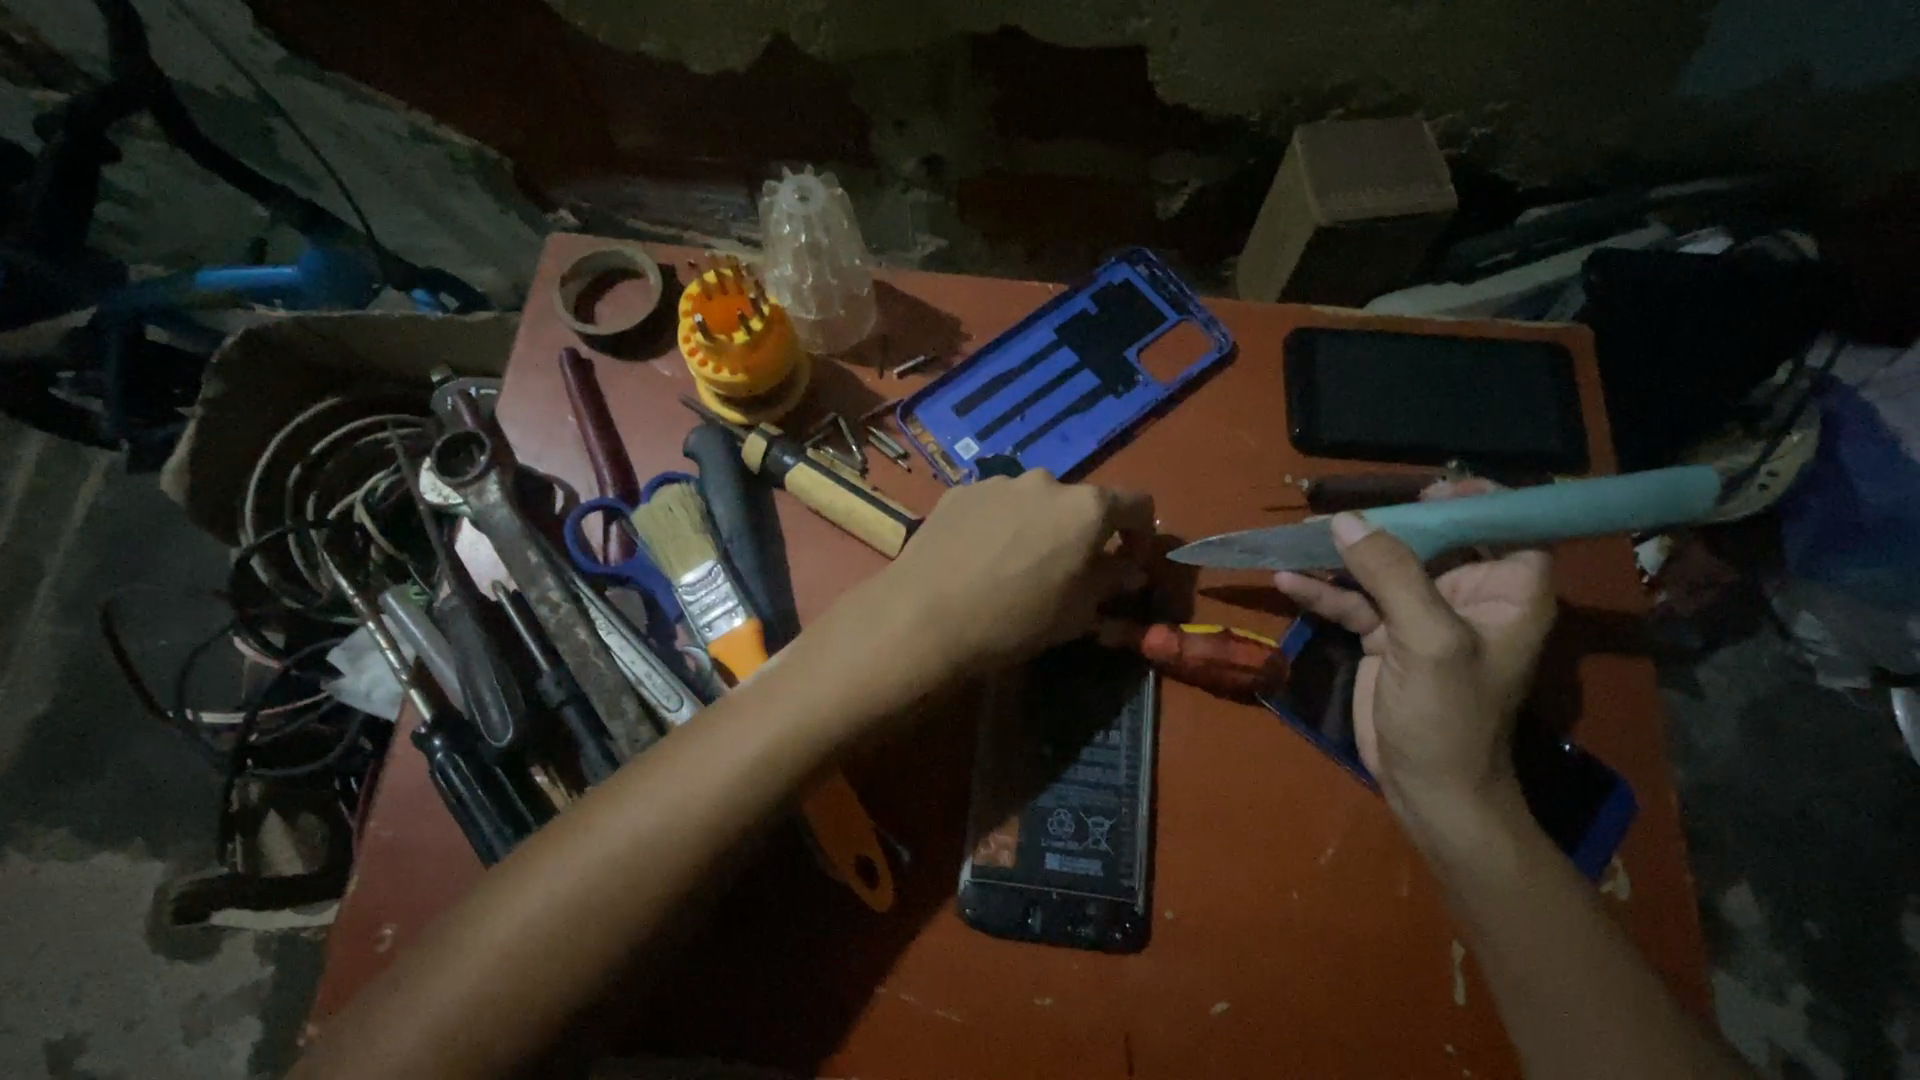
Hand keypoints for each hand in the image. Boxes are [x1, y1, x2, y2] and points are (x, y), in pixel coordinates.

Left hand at [864, 469, 1154, 673]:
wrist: (925, 616)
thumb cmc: (1016, 620)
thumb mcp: (1078, 613)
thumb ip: (1112, 582)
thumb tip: (1130, 569)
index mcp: (1087, 508)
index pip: (1137, 505)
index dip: (1140, 534)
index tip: (1128, 564)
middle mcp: (1046, 481)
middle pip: (1079, 503)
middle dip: (1081, 533)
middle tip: (1064, 571)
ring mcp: (999, 482)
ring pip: (1033, 502)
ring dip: (1037, 526)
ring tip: (1013, 565)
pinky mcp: (960, 492)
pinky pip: (994, 505)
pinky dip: (998, 525)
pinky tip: (978, 559)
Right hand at [1273, 481, 1555, 824]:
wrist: (1428, 787)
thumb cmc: (1450, 716)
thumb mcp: (1428, 640)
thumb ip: (1390, 575)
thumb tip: (1345, 521)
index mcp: (1507, 592)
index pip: (1508, 527)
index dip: (1476, 502)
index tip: (1427, 492)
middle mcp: (1467, 596)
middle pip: (1430, 541)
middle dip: (1387, 524)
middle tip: (1343, 513)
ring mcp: (1421, 617)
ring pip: (1382, 569)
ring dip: (1343, 556)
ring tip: (1300, 540)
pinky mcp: (1384, 638)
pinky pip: (1352, 602)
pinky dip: (1322, 591)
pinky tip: (1286, 580)